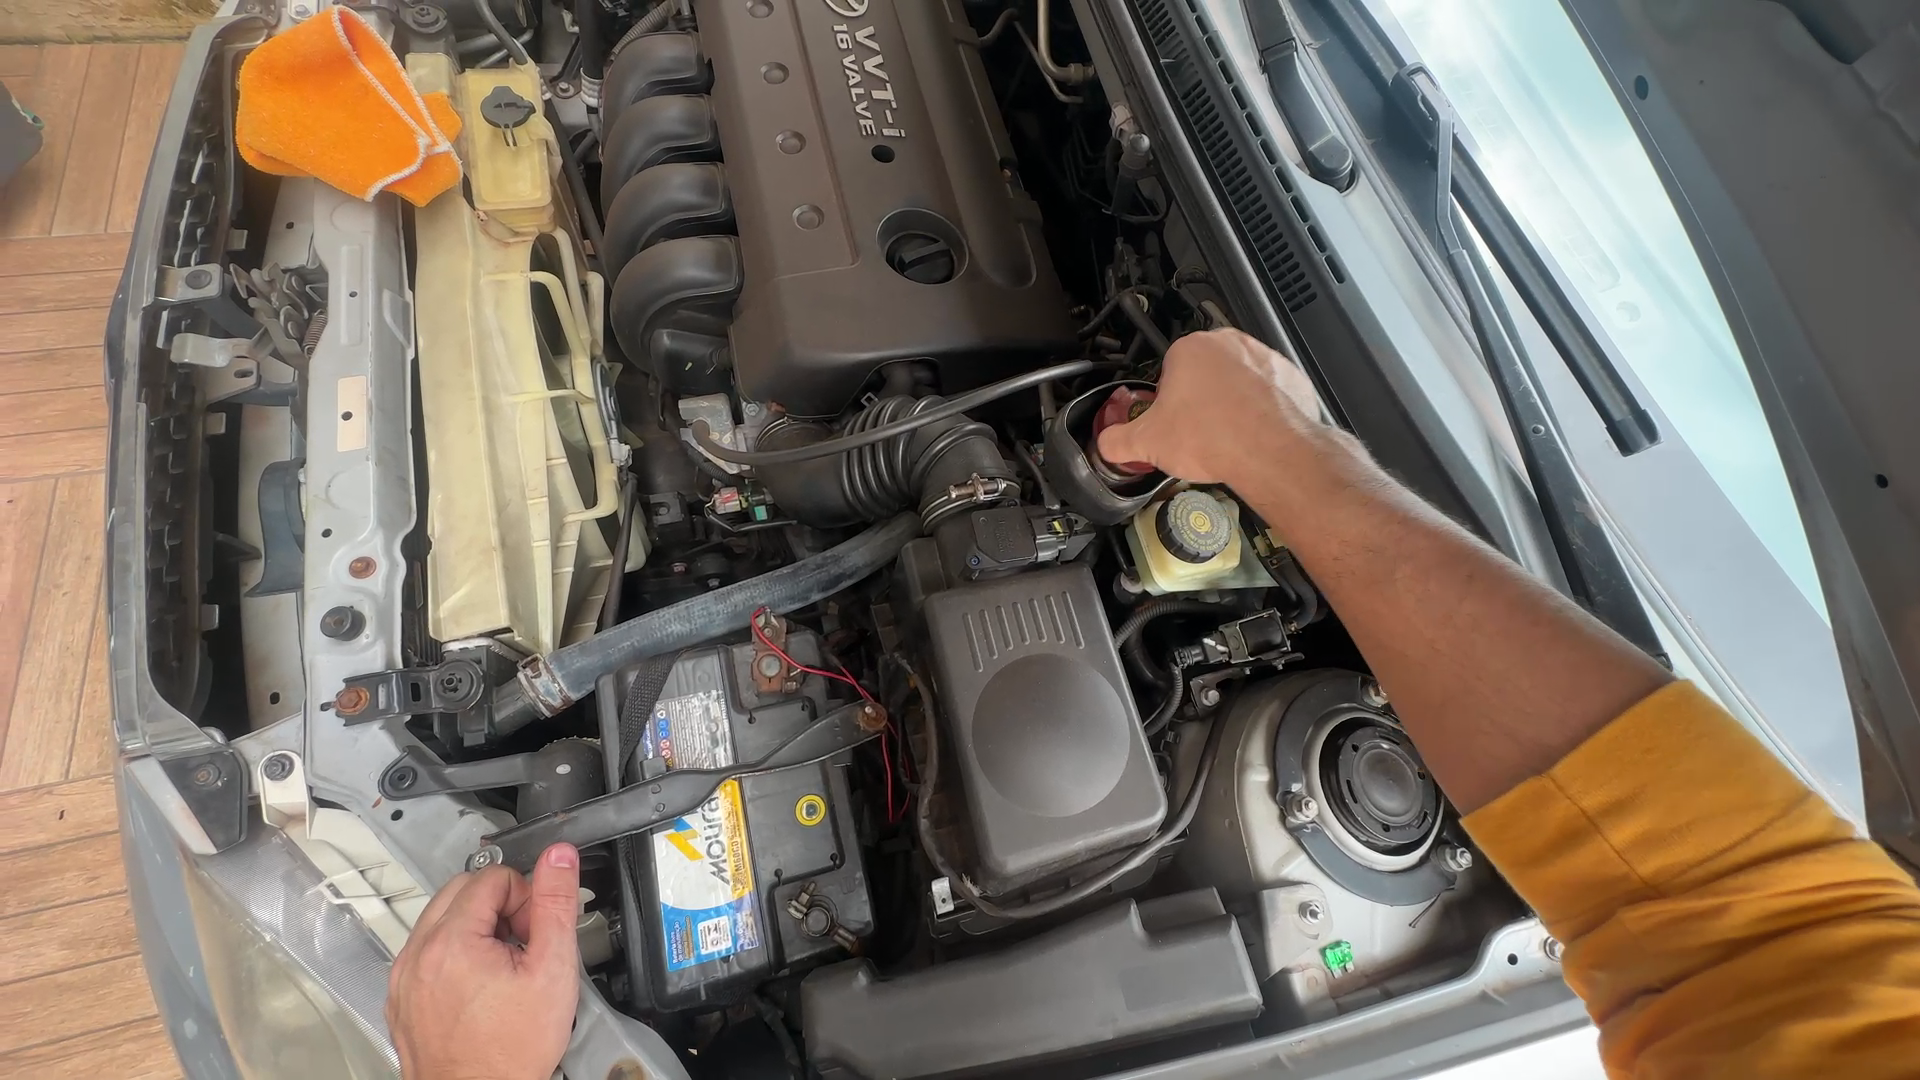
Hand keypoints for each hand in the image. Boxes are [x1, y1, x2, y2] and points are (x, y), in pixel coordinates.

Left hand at [387, 844, 580, 1079]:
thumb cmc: (513, 1048)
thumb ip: (556, 901)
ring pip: (445, 916)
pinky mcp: (402, 1000)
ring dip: (480, 924)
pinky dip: (459, 950)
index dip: (525, 896)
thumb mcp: (553, 966)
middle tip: (524, 942)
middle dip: (501, 904)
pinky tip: (484, 981)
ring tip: (506, 964)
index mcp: (451, 943)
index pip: (493, 877)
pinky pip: (430, 949)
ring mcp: (404, 981)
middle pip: (464, 889)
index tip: (534, 930)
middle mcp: (416, 957)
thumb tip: (558, 856)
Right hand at [1097, 328, 1322, 486]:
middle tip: (1193, 431)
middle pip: (1202, 372)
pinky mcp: (1290, 376)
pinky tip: (1248, 435)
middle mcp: (1228, 344)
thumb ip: (1116, 441)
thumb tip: (1106, 444)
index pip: (1166, 369)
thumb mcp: (1146, 443)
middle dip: (1196, 399)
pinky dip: (1258, 410)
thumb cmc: (1215, 437)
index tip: (1168, 420)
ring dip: (1226, 403)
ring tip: (1221, 436)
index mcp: (1189, 349)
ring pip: (1235, 379)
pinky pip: (1266, 391)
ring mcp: (1263, 357)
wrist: (1271, 453)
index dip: (1165, 399)